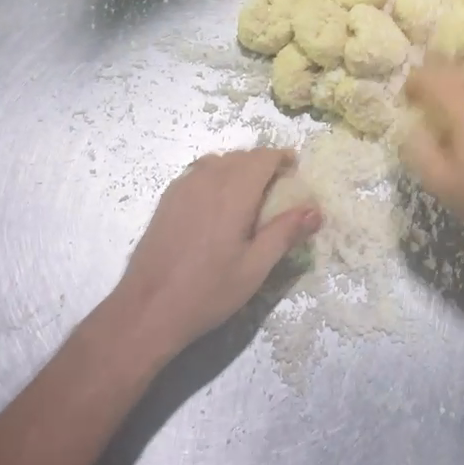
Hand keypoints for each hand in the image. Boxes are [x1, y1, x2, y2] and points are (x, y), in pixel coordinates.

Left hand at [112, 148, 321, 354]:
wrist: (148, 309)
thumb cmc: (208, 291)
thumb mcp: (255, 268)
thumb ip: (285, 233)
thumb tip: (315, 210)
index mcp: (233, 192)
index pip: (262, 157)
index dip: (281, 158)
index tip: (295, 170)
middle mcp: (207, 180)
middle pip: (241, 156)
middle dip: (262, 163)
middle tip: (278, 187)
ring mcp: (183, 187)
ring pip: (218, 161)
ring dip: (238, 168)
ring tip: (249, 194)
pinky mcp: (167, 200)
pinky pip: (198, 173)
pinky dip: (215, 175)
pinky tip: (217, 203)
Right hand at [402, 61, 463, 244]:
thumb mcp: (440, 181)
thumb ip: (418, 150)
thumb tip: (411, 130)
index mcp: (461, 104)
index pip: (430, 77)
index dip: (413, 82)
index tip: (405, 96)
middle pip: (454, 69)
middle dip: (434, 76)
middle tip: (422, 93)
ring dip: (458, 82)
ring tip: (447, 100)